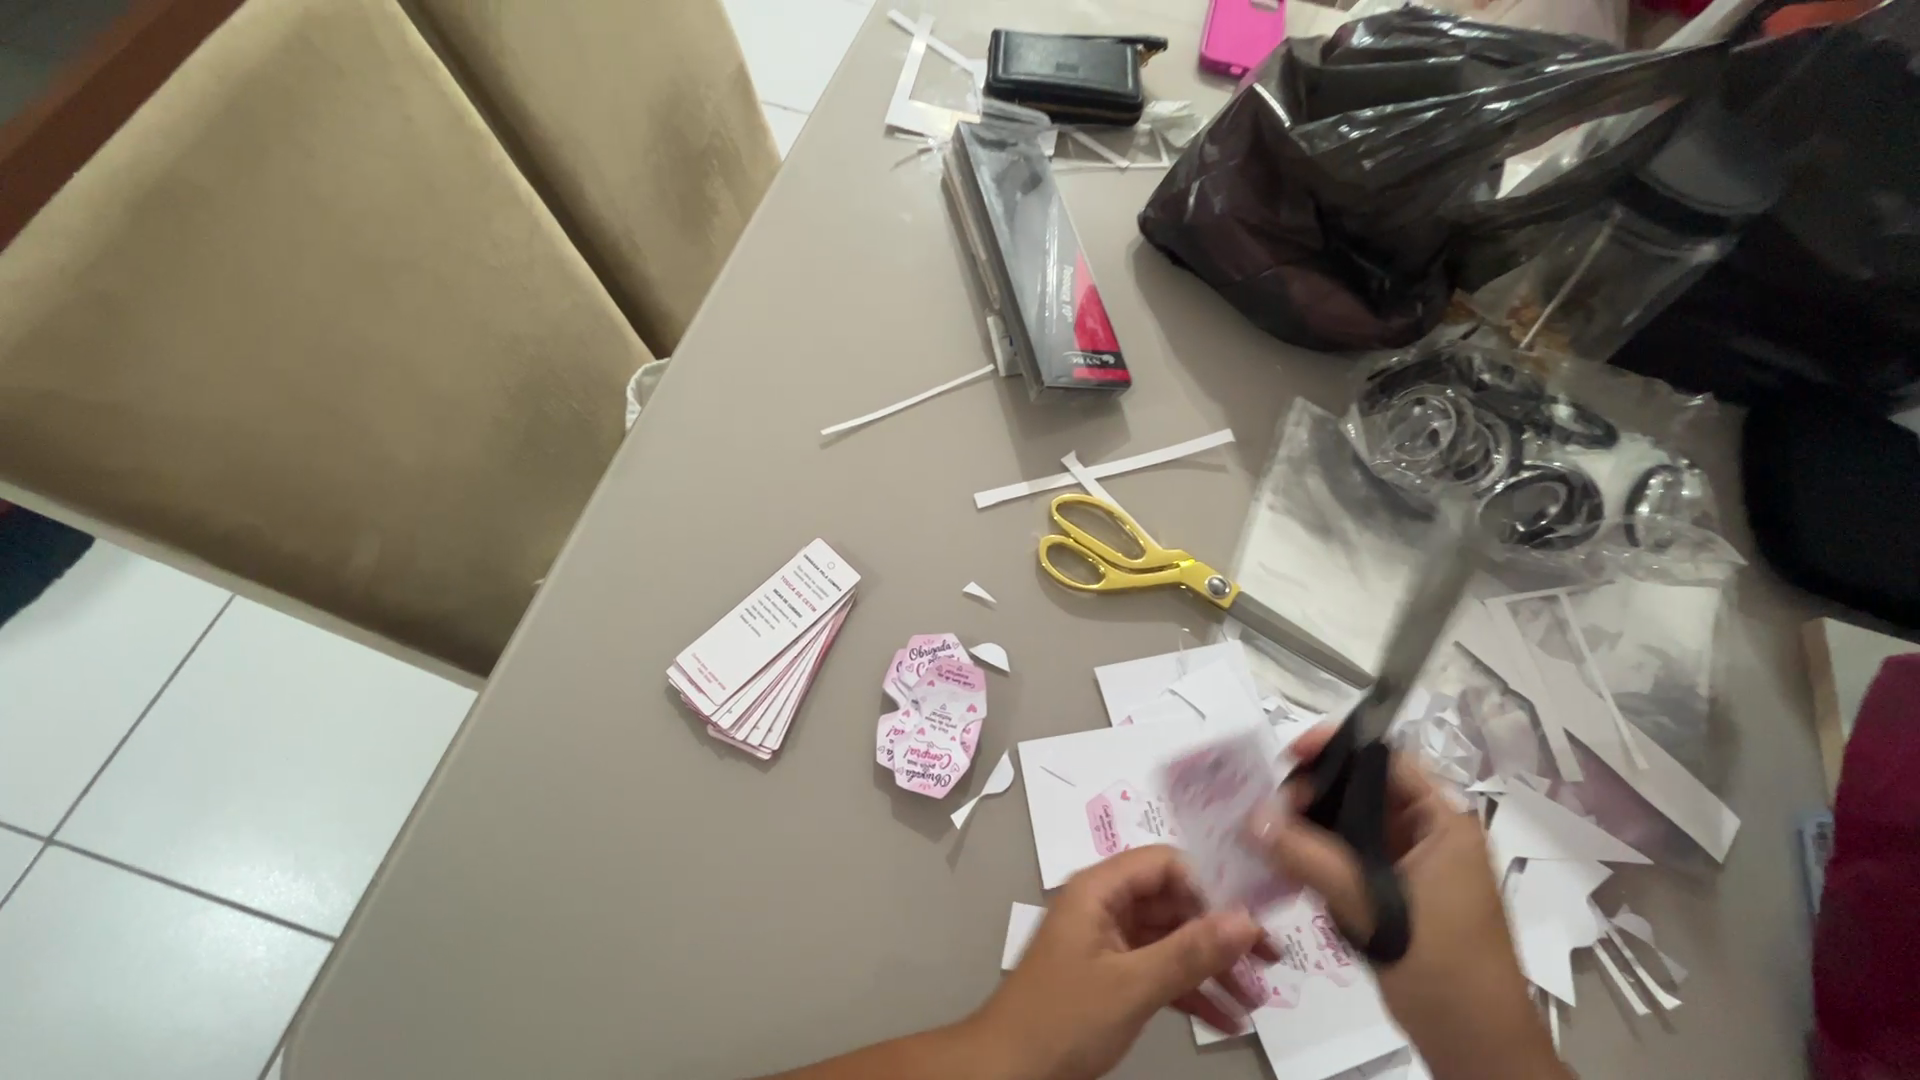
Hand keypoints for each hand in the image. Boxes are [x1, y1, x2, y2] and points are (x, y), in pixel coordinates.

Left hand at [967, 846, 1276, 1079]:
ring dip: (1211, 968)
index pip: (1165, 864)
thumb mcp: (1132, 985)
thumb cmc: (1064, 1017)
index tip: (1254, 916)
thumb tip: (1246, 920)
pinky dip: (1190, 993)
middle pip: (1172, 903)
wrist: (1009, 1070)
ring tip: (1258, 1000)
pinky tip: (1227, 1021)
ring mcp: (1108, 941)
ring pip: (1170, 940)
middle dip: (1219, 934)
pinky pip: (1158, 971)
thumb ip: (1190, 952)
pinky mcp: (1111, 975)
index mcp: (1099, 889)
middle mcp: (1105, 905)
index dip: (1209, 885)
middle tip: (1271, 963)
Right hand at [1246, 725, 1568, 1079]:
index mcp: (1445, 822)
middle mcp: (1430, 834)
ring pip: (1352, 824)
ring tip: (1266, 828)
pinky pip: (1350, 857)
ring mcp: (1413, 865)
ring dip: (1311, 824)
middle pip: (1364, 788)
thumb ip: (1309, 856)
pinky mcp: (1394, 893)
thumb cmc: (1443, 968)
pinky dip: (1318, 854)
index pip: (1388, 759)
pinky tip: (1283, 859)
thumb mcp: (1374, 905)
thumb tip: (1252, 817)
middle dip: (1314, 790)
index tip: (1289, 754)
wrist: (1477, 1050)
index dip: (1338, 747)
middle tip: (1270, 803)